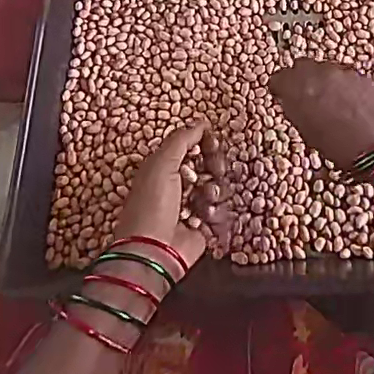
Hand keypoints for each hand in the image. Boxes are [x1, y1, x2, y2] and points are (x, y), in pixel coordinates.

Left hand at [110, 120, 208, 274]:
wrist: (153, 250)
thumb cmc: (152, 203)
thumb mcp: (162, 163)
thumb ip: (182, 139)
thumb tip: (201, 123)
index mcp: (164, 165)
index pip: (192, 146)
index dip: (204, 144)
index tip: (212, 144)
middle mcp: (178, 184)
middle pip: (209, 166)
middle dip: (214, 167)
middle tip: (214, 172)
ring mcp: (191, 207)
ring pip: (218, 190)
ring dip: (213, 194)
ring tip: (202, 204)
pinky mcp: (203, 228)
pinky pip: (221, 214)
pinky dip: (215, 216)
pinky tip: (203, 220)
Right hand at [268, 59, 373, 169]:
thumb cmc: (336, 145)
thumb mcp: (304, 130)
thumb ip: (293, 108)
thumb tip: (289, 99)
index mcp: (296, 87)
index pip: (278, 77)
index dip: (279, 87)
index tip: (281, 94)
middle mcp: (316, 73)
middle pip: (300, 66)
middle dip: (300, 78)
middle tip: (304, 94)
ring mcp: (340, 71)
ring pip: (324, 68)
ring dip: (322, 80)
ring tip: (329, 100)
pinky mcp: (359, 75)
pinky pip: (344, 75)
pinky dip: (341, 84)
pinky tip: (347, 102)